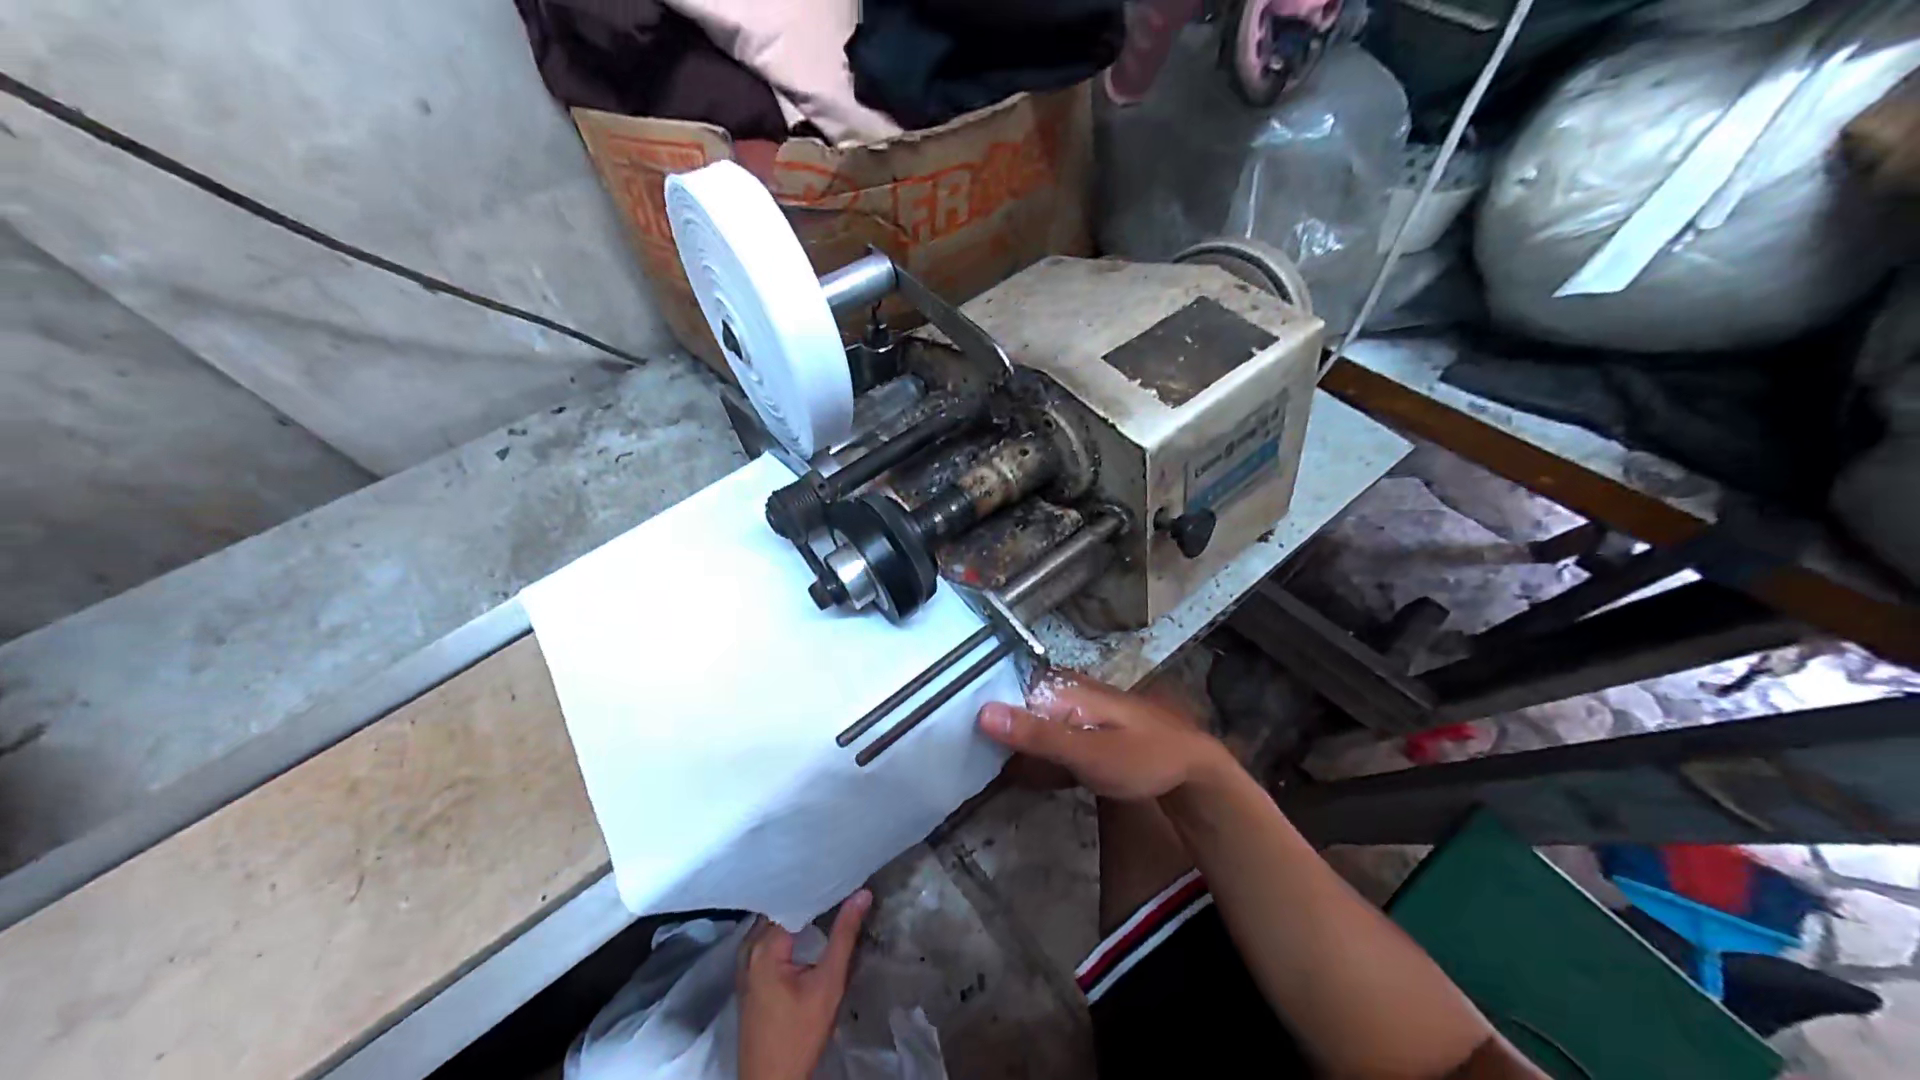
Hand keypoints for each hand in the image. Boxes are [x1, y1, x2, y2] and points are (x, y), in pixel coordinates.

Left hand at [737, 890, 870, 1079]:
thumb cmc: (800, 1034)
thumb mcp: (829, 983)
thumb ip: (844, 935)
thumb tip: (862, 894)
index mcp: (763, 947)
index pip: (792, 901)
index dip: (817, 887)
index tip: (840, 874)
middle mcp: (748, 949)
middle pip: (780, 911)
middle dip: (808, 898)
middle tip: (838, 882)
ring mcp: (744, 964)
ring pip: (773, 924)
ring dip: (798, 914)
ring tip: (829, 899)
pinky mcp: (748, 977)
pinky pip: (767, 940)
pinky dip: (787, 930)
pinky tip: (809, 927)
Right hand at [977, 670, 1230, 799]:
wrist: (1193, 772)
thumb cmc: (1142, 758)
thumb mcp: (1086, 752)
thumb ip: (1036, 734)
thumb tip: (982, 711)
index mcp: (1062, 688)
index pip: (1005, 688)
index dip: (978, 709)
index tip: (955, 734)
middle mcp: (1064, 693)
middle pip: (1014, 707)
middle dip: (992, 732)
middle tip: (967, 758)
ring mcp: (1074, 713)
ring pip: (1029, 727)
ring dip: (1012, 749)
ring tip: (986, 770)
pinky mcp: (1082, 733)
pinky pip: (1046, 742)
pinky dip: (1033, 759)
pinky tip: (1021, 776)